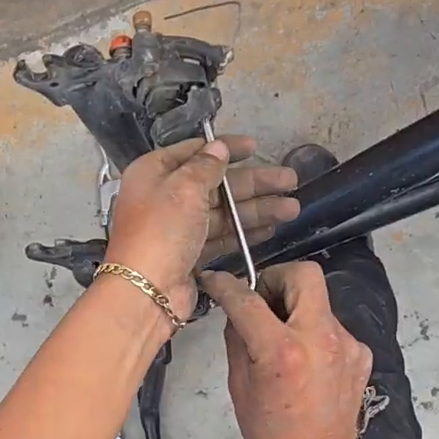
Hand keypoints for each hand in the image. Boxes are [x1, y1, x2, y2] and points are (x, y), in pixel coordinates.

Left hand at [105, 136, 300, 316]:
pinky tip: (270, 228)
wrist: (146, 291)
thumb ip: (206, 166)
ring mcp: (178, 229)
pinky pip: (221, 237)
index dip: (225, 149)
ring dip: (257, 209)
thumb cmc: (161, 231)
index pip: (194, 152)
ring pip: (223, 212)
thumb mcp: (184, 188)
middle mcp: (165, 198)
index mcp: (154, 173)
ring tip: (292, 208)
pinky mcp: (190, 254)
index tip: (254, 147)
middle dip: (254, 183)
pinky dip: (244, 232)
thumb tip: (218, 149)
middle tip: (290, 180)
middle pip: (215, 184)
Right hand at [202, 263, 375, 438]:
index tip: (214, 280)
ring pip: (318, 301)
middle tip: (261, 303)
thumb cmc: (271, 434)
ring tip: (281, 341)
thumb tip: (237, 312)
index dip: (225, 284)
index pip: (248, 300)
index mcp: (282, 351)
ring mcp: (346, 343)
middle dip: (276, 279)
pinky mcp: (360, 352)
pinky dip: (311, 333)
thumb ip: (238, 340)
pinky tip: (304, 363)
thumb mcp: (239, 387)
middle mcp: (319, 338)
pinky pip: (329, 326)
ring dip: (294, 309)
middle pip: (303, 274)